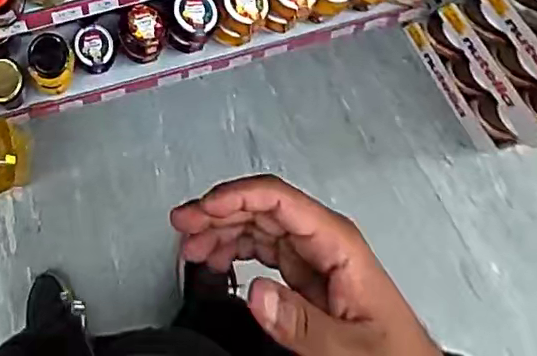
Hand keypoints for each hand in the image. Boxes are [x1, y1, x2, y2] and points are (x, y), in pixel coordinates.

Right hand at [170, 175, 438, 355]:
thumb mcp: (353, 350)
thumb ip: (303, 323)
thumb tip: (254, 292)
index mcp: (336, 242)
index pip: (277, 199)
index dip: (235, 196)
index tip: (202, 209)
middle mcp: (321, 239)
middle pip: (259, 208)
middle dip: (217, 212)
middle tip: (182, 225)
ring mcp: (312, 256)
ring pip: (256, 225)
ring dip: (220, 231)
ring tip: (190, 245)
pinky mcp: (305, 276)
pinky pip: (261, 249)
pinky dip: (233, 250)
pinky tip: (216, 260)